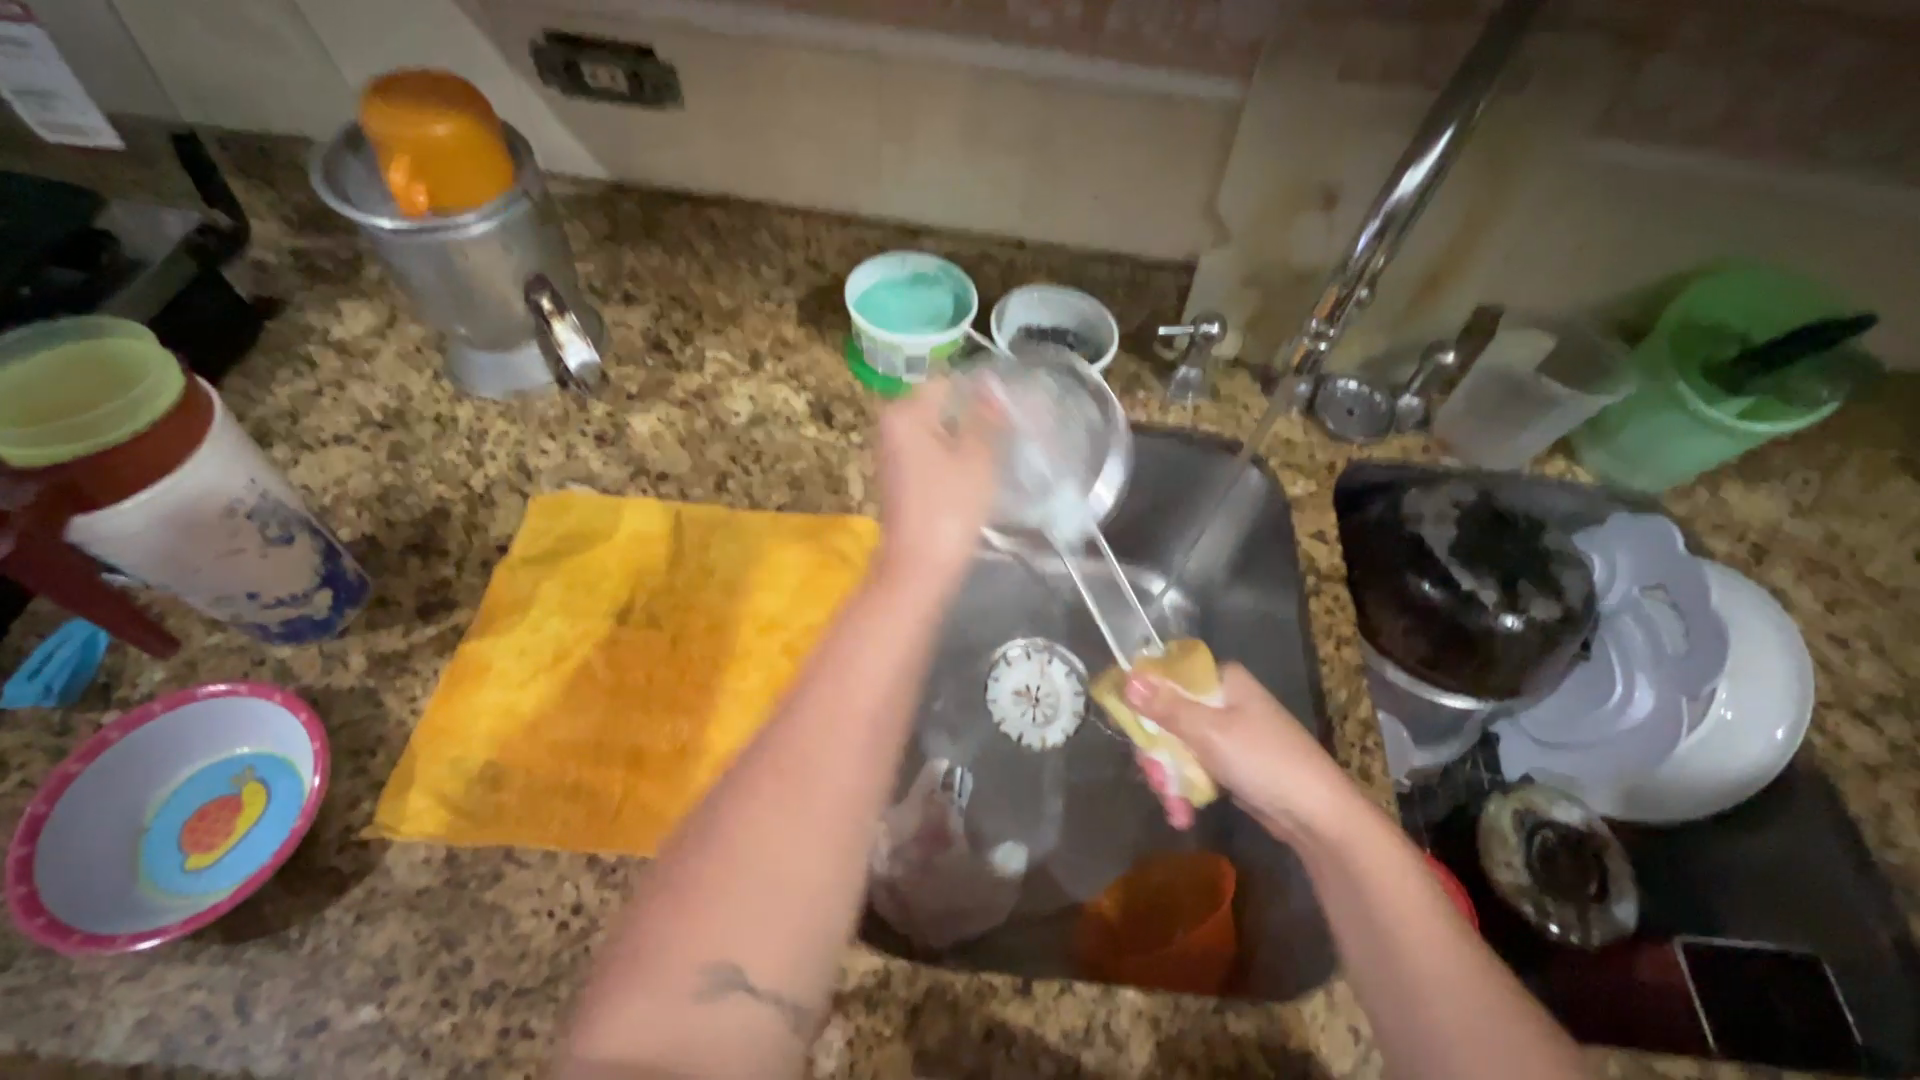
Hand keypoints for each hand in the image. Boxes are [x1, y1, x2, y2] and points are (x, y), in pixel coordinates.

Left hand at [872, 377, 1001, 594]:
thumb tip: (992, 383)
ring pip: (937, 433)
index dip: (981, 393)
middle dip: (973, 417)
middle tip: (1010, 432)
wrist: (919, 568)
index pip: (948, 383)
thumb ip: (986, 416)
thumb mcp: (977, 457)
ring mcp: (892, 455)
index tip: (1011, 409)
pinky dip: (952, 460)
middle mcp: (890, 428)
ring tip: (998, 453)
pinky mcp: (899, 479)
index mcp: (904, 413)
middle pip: (940, 408)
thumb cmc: (949, 508)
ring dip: (965, 440)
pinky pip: (931, 456)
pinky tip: (976, 475)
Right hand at [1125, 663, 1364, 839]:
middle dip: (1157, 754)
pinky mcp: (1231, 764)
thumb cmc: (1263, 760)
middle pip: (1168, 717)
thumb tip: (1127, 677)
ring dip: (1170, 779)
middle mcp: (1224, 701)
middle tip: (1157, 779)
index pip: (1169, 676)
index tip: (1132, 729)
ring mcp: (1228, 734)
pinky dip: (1187, 790)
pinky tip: (1183, 814)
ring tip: (1175, 807)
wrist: (1317, 814)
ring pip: (1178, 747)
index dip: (1145, 700)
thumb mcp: (1208, 732)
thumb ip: (1165, 707)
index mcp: (1223, 681)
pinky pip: (1195, 769)